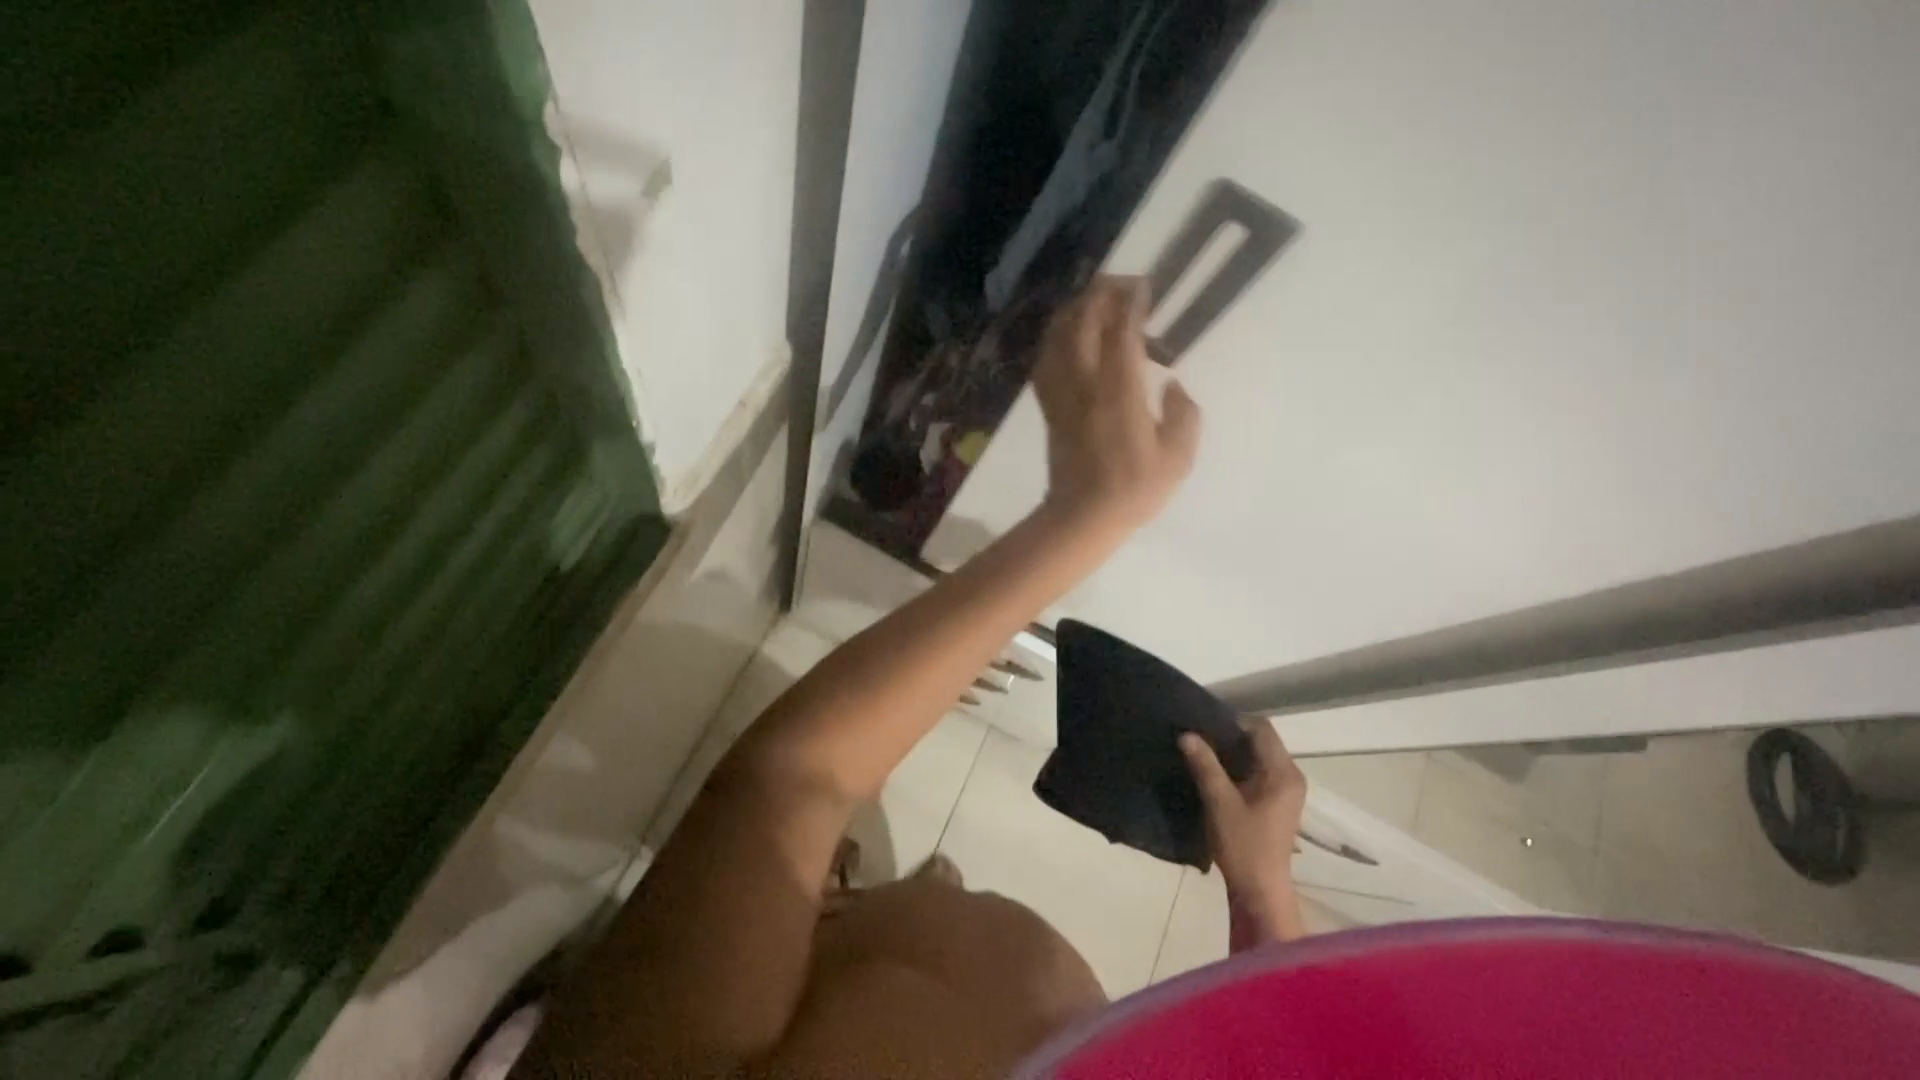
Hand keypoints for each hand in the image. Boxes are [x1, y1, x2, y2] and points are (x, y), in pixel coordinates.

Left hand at [1031, 276, 1200, 533]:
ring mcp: (1061, 394)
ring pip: (1057, 336)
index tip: (1144, 288)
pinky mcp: (1048, 406)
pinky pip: (1045, 360)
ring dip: (1075, 310)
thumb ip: (1183, 414)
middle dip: (1101, 294)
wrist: (1082, 517)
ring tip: (1097, 302)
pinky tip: (1069, 336)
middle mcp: (1084, 384)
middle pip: (1082, 322)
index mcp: (1119, 393)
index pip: (1121, 332)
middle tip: (1124, 286)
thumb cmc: (1134, 490)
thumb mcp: (1178, 458)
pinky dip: (1056, 338)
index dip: (1131, 303)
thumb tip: (1170, 383)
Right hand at [1180, 720, 1308, 941]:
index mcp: (1283, 773)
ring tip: (1201, 752)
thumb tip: (1187, 734)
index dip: (1233, 721)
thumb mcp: (1220, 803)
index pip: (1262, 729)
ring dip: (1232, 753)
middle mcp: (1291, 776)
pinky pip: (1258, 772)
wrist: (1260, 891)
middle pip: (1262, 741)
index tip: (1203, 723)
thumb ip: (1205, 765)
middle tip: (1198, 735)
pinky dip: (1238, 768)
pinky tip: (1214, 773)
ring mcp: (1286, 791)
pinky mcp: (1277, 803)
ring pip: (1259, 757)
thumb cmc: (1244, 845)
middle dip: (1230, 736)